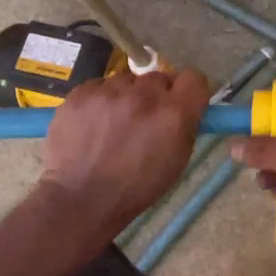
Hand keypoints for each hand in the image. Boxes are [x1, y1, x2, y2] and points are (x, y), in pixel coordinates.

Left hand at [41, 68, 209, 230]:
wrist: (82, 198)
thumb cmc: (137, 187)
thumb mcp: (177, 160)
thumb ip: (185, 125)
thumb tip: (184, 108)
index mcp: (174, 113)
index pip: (194, 78)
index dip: (190, 90)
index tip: (183, 102)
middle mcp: (144, 95)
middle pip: (159, 77)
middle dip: (157, 94)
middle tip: (146, 117)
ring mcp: (109, 91)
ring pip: (127, 80)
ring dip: (127, 95)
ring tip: (116, 121)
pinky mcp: (81, 93)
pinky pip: (99, 86)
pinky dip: (101, 100)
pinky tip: (94, 123)